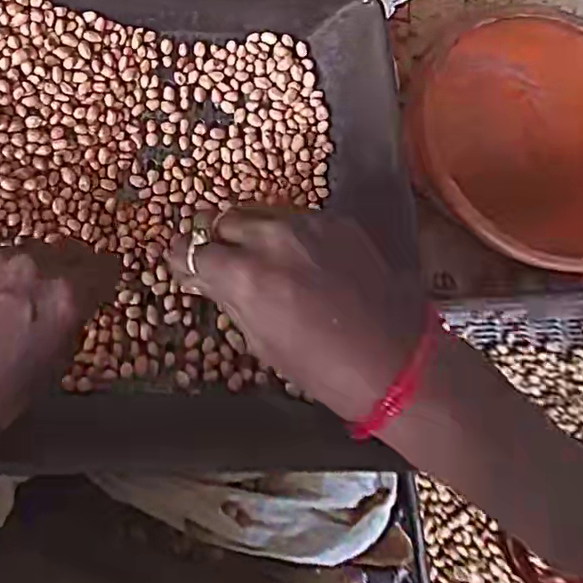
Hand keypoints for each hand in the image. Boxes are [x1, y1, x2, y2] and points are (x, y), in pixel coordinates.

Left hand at [0, 240, 116, 496]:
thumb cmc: (5, 393)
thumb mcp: (59, 360)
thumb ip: (75, 319)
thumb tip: (79, 302)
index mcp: (68, 295)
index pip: (105, 266)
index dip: (105, 278)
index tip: (102, 284)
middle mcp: (37, 266)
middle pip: (71, 250)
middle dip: (74, 268)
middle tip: (65, 291)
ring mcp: (0, 258)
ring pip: (35, 250)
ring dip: (38, 267)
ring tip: (23, 298)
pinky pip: (0, 257)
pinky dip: (3, 272)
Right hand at [166, 207, 427, 422]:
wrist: (399, 364)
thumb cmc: (320, 367)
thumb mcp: (258, 339)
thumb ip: (225, 296)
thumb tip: (198, 273)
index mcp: (245, 274)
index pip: (191, 250)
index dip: (183, 259)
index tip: (184, 265)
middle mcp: (270, 238)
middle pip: (223, 222)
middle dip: (219, 242)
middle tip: (228, 265)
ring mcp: (307, 225)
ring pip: (259, 215)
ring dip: (253, 234)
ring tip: (268, 261)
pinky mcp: (337, 221)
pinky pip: (296, 220)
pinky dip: (289, 237)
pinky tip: (305, 263)